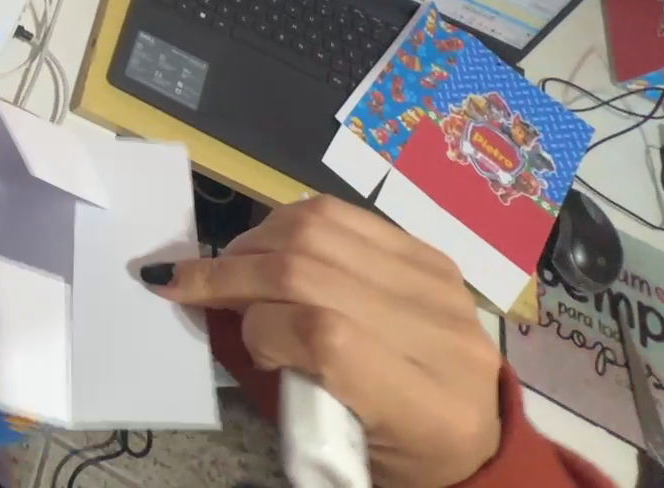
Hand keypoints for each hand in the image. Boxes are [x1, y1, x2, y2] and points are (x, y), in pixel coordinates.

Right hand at [144, 197, 501, 487]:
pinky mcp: (428, 255)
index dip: (258, 326)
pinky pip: (337, 213)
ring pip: (315, 230)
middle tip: (189, 281)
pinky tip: (270, 245)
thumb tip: (208, 304)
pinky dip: (285, 222)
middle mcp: (441, 339)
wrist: (475, 439)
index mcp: (426, 409)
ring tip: (233, 265)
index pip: (324, 338)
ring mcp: (438, 288)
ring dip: (253, 241)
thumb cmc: (389, 449)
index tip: (211, 322)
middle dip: (231, 271)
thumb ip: (277, 373)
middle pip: (307, 272)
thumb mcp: (334, 439)